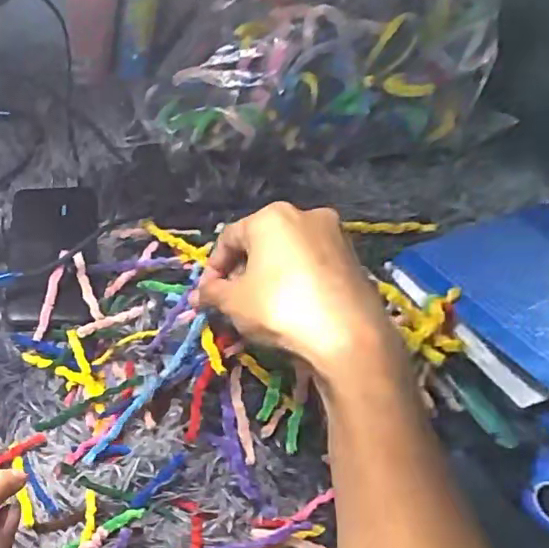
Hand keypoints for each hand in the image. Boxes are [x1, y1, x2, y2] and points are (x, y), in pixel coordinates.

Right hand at [196, 203, 402, 381]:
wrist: (345, 333)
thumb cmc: (277, 307)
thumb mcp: (232, 302)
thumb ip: (211, 293)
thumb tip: (197, 295)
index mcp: (271, 217)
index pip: (228, 238)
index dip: (212, 268)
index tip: (206, 295)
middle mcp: (305, 214)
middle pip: (260, 242)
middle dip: (241, 271)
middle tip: (230, 301)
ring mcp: (334, 234)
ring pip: (286, 253)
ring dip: (266, 276)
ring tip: (258, 307)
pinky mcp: (352, 256)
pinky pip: (310, 264)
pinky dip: (293, 280)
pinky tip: (288, 307)